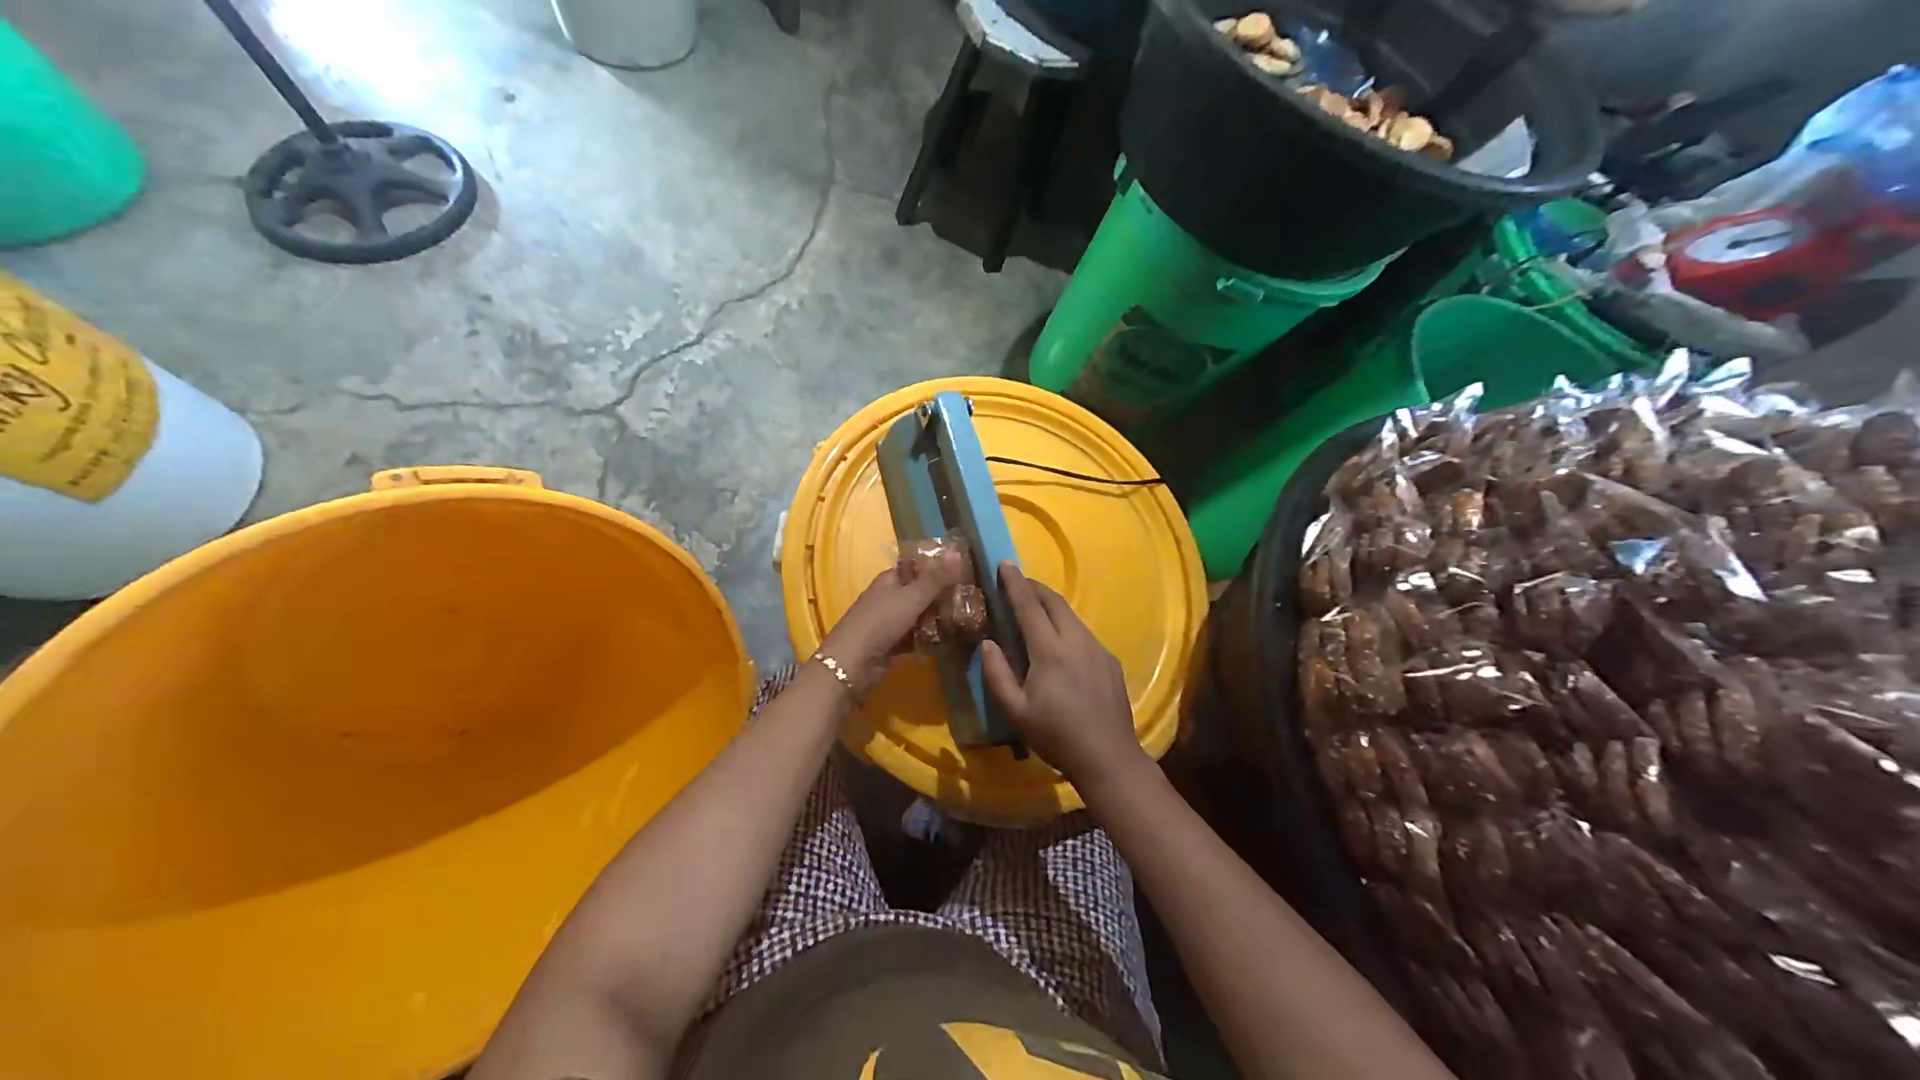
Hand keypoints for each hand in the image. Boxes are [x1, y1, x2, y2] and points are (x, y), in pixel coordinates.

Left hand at [817, 547, 967, 698]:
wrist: (852, 664)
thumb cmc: (880, 622)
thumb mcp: (912, 597)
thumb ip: (935, 578)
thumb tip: (957, 552)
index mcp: (889, 580)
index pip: (916, 567)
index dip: (938, 568)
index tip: (964, 571)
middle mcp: (889, 598)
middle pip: (920, 592)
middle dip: (943, 596)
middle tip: (972, 599)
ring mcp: (889, 622)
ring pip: (920, 615)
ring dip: (939, 618)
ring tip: (967, 620)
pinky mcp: (891, 644)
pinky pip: (916, 637)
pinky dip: (930, 638)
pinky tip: (951, 641)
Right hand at [980, 562, 1144, 786]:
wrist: (1108, 756)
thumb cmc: (1056, 736)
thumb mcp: (1016, 711)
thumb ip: (997, 674)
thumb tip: (987, 643)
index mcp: (1050, 651)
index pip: (1029, 606)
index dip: (1015, 583)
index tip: (1004, 563)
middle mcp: (1076, 641)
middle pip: (1054, 602)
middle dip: (1033, 587)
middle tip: (1016, 582)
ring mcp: (1097, 649)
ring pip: (1071, 616)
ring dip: (1050, 606)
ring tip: (1034, 610)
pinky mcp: (1109, 660)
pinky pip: (1083, 632)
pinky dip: (1065, 625)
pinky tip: (1059, 642)